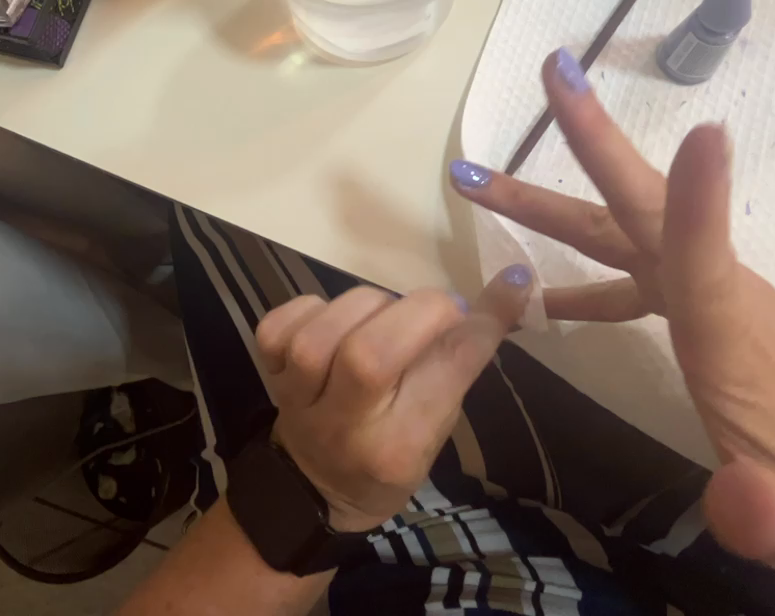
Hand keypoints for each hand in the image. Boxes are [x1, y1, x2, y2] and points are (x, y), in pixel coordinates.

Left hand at [252, 268, 533, 532]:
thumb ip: (452, 369)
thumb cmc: (387, 458)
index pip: (443, 376)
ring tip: (384, 317)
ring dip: (367, 306)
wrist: (310, 485)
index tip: (509, 289)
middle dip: (420, 311)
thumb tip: (492, 301)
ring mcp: (295, 397)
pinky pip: (283, 323)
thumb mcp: (434, 430)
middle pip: (371, 352)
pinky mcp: (266, 369)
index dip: (479, 326)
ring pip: (325, 331)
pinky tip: (333, 320)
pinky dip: (312, 307)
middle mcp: (344, 425)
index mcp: (398, 448)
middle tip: (441, 308)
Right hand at [448, 48, 774, 576]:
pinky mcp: (696, 310)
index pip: (702, 250)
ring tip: (478, 182)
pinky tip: (541, 297)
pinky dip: (577, 274)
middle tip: (549, 75)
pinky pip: (623, 274)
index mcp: (726, 324)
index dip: (696, 192)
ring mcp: (702, 292)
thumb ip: (768, 516)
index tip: (700, 126)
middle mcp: (712, 288)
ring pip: (614, 228)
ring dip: (547, 200)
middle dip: (589, 138)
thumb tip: (742, 511)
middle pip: (637, 202)